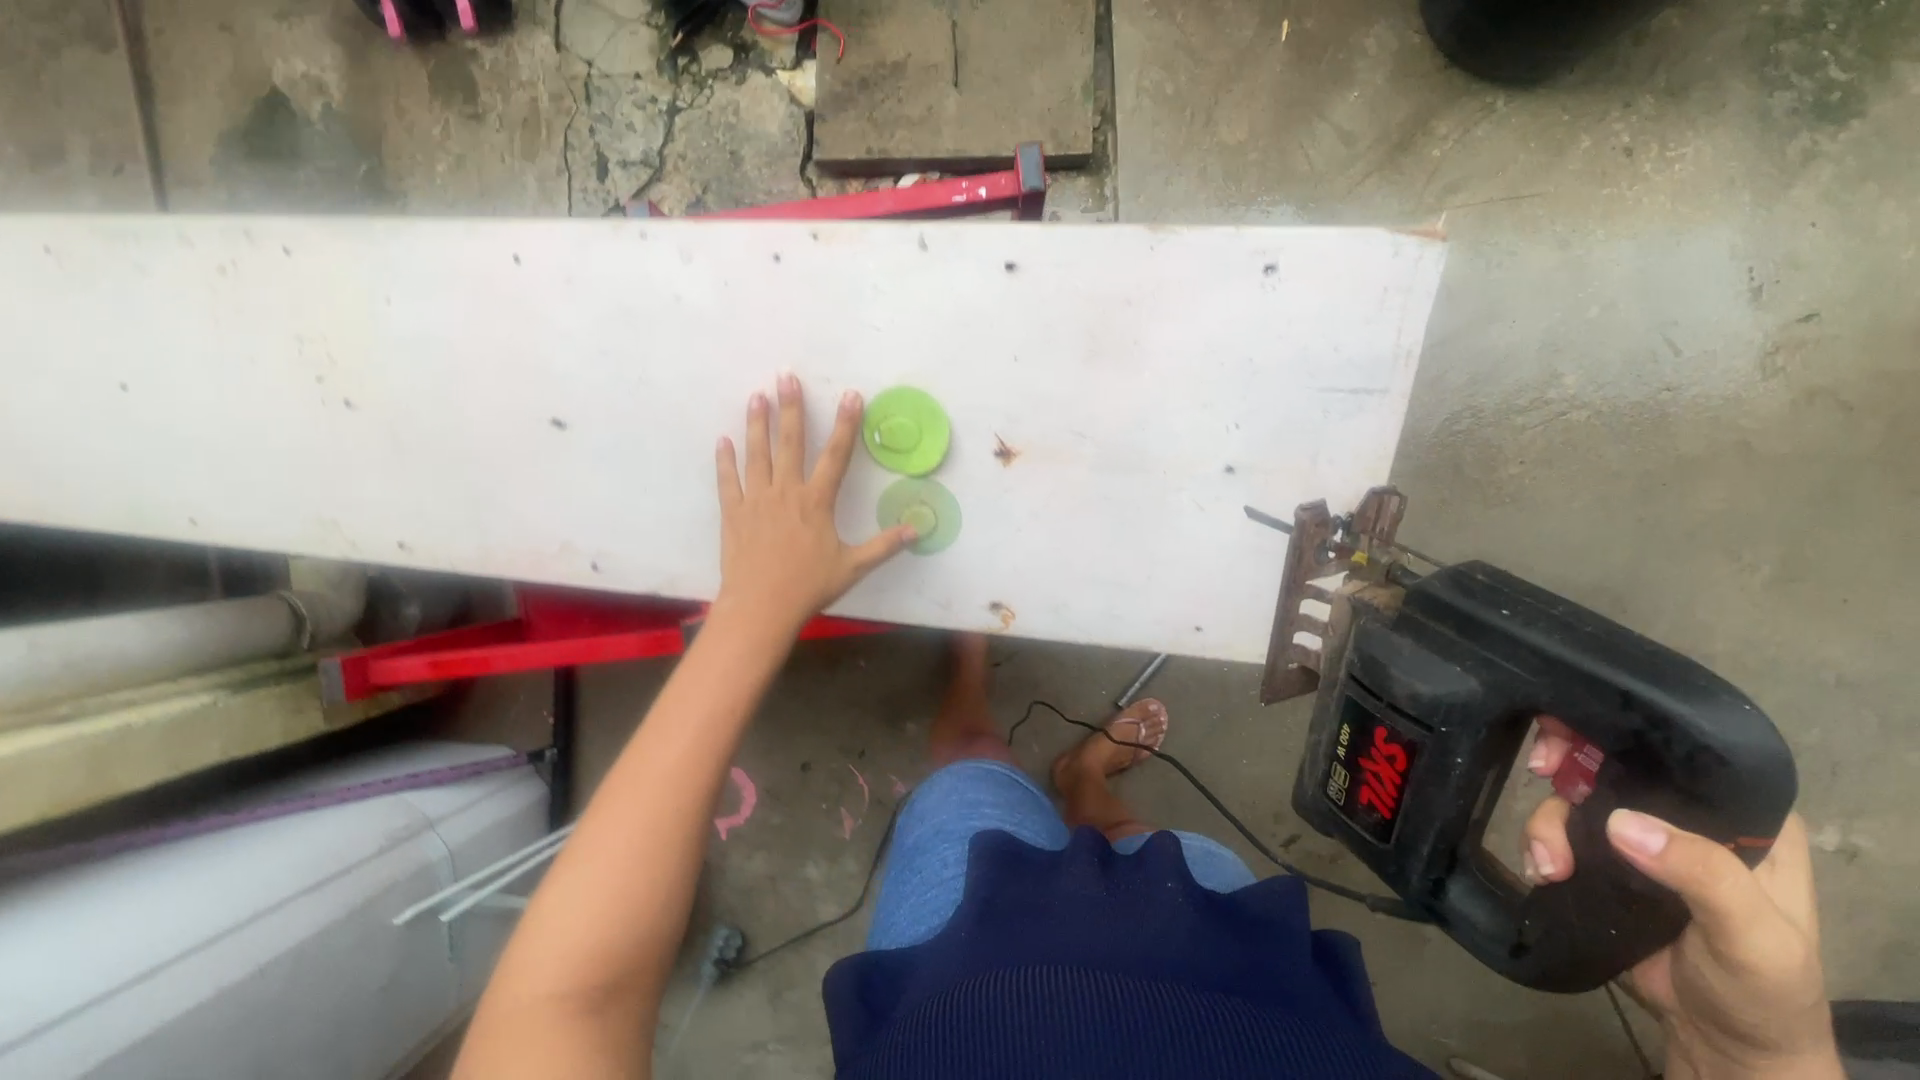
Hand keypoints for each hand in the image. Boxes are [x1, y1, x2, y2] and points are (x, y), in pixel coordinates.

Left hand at [713, 375, 915, 632]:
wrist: (761, 607)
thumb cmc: (809, 587)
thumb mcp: (853, 567)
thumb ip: (885, 546)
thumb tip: (917, 529)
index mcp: (817, 502)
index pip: (836, 455)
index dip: (845, 424)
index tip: (850, 395)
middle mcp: (786, 493)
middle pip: (790, 443)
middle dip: (791, 407)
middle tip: (787, 376)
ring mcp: (757, 501)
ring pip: (757, 454)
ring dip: (756, 423)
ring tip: (757, 396)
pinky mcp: (733, 514)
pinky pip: (728, 481)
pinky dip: (725, 460)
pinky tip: (723, 440)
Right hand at [1525, 720, 1840, 1079]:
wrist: (1722, 1044)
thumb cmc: (1763, 987)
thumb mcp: (1753, 933)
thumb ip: (1700, 874)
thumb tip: (1621, 824)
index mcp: (1744, 816)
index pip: (1683, 752)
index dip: (1628, 731)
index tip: (1577, 735)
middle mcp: (1687, 816)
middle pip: (1614, 760)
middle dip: (1569, 757)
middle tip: (1543, 769)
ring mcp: (1640, 840)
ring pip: (1575, 797)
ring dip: (1549, 821)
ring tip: (1548, 862)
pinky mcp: (1601, 864)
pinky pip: (1557, 832)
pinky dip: (1540, 843)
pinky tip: (1544, 870)